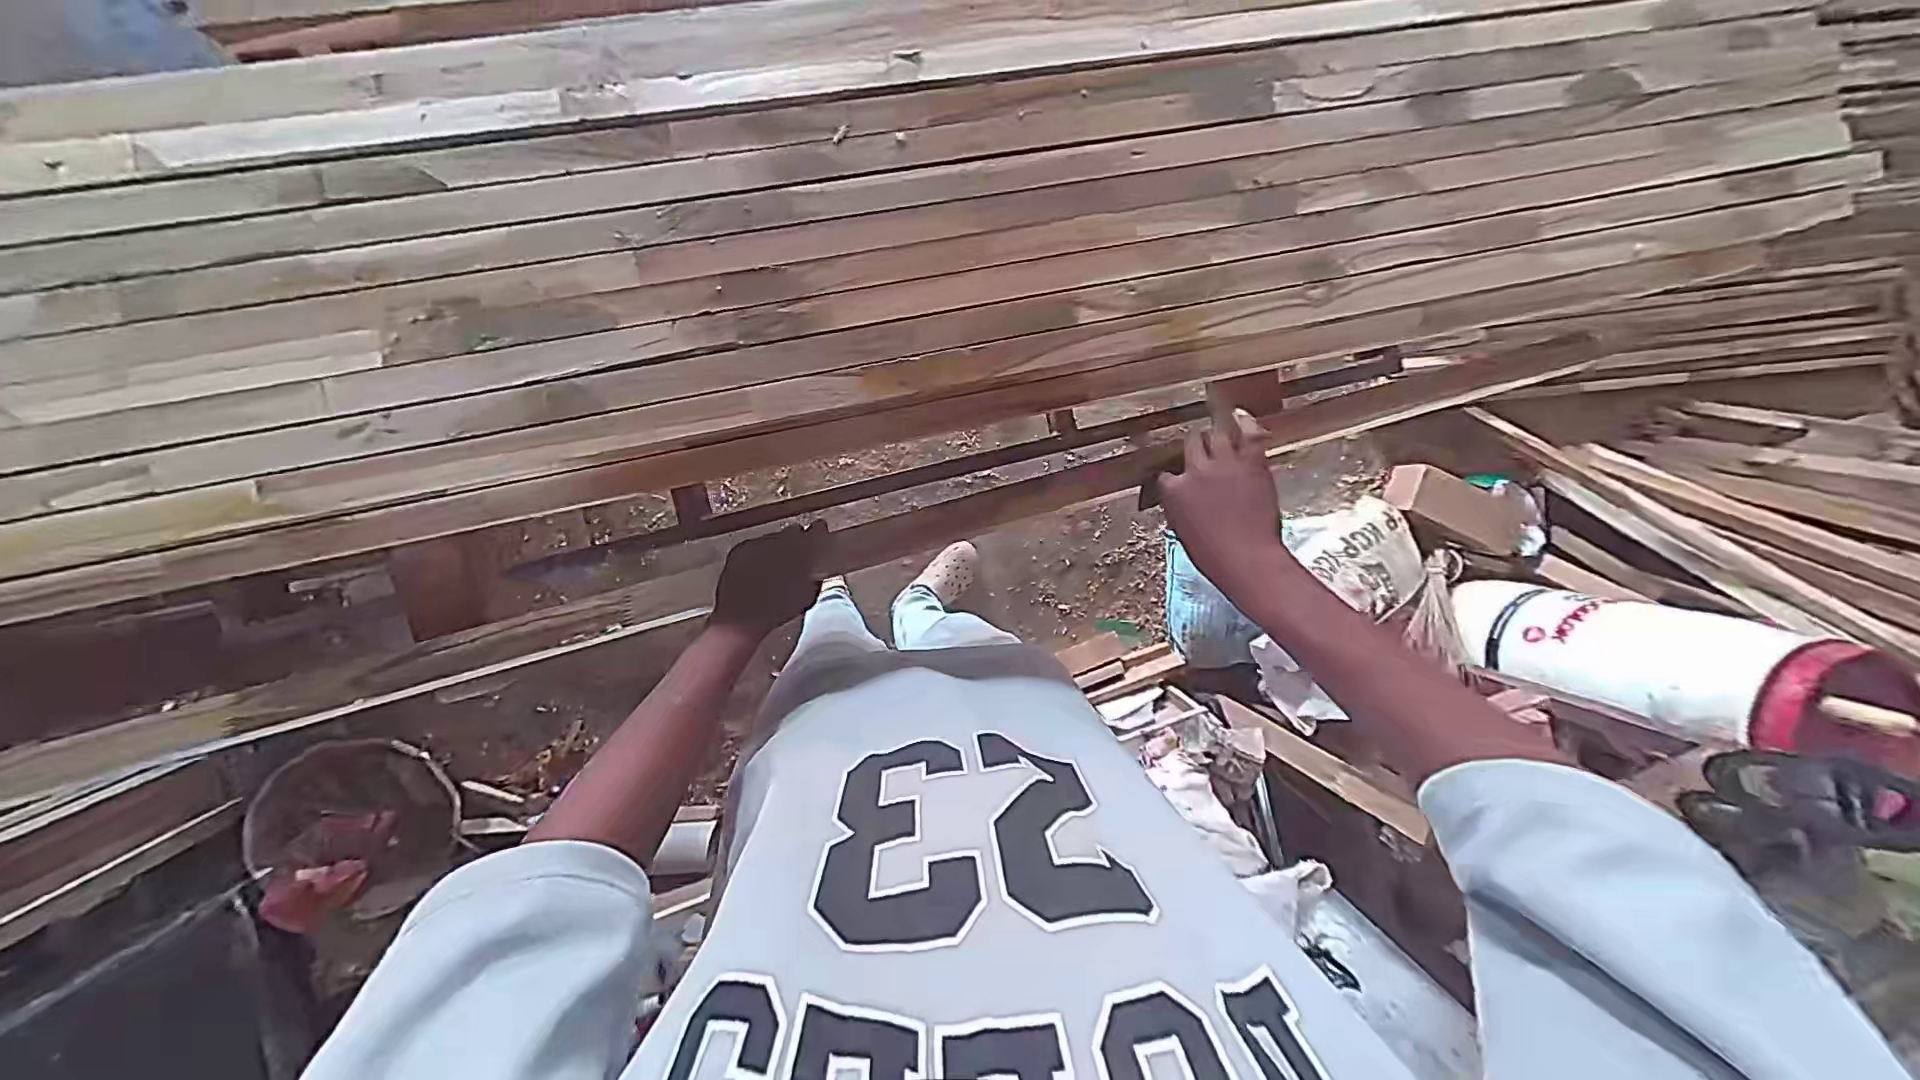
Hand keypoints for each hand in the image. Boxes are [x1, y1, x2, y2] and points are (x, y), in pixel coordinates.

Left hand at [710, 522, 826, 636]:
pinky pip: (755, 544)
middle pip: (793, 531)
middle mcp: (779, 541)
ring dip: (777, 546)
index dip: (819, 532)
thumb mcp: (808, 595)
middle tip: (797, 554)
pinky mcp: (741, 548)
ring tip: (776, 565)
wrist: (742, 617)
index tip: (820, 534)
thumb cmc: (778, 610)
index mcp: (801, 551)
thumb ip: (816, 575)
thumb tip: (819, 567)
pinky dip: (759, 552)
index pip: (816, 530)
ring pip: (773, 538)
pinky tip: (759, 568)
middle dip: (797, 540)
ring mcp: (758, 543)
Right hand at [1156, 404, 1285, 593]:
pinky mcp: (1250, 463)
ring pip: (1215, 435)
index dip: (1173, 476)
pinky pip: (1248, 435)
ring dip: (1216, 435)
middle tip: (1200, 446)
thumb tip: (1185, 505)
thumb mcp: (1184, 532)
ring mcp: (1223, 464)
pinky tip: (1243, 417)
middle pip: (1191, 444)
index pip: (1166, 475)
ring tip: (1219, 432)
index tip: (1178, 479)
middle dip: (1195, 445)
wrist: (1245, 557)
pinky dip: (1246, 425)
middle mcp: (1194, 471)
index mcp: (1173, 491)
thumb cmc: (1214, 554)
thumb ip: (1182, 510)